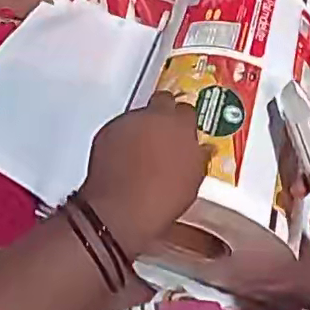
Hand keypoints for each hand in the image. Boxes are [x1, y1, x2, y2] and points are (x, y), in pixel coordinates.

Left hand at [78, 92, 207, 257]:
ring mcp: (129, 121)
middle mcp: (155, 115)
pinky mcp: (108, 130)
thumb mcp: (192, 179)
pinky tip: (123, 157)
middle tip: (163, 132)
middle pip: (163, 100)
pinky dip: (122, 137)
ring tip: (141, 151)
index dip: (185, 121)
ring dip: (142, 126)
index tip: (183, 132)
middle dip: (164, 112)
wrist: (122, 209)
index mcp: (181, 125)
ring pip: (140, 115)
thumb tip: (201, 150)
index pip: (187, 110)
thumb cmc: (163, 198)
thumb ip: (198, 156)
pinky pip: (119, 128)